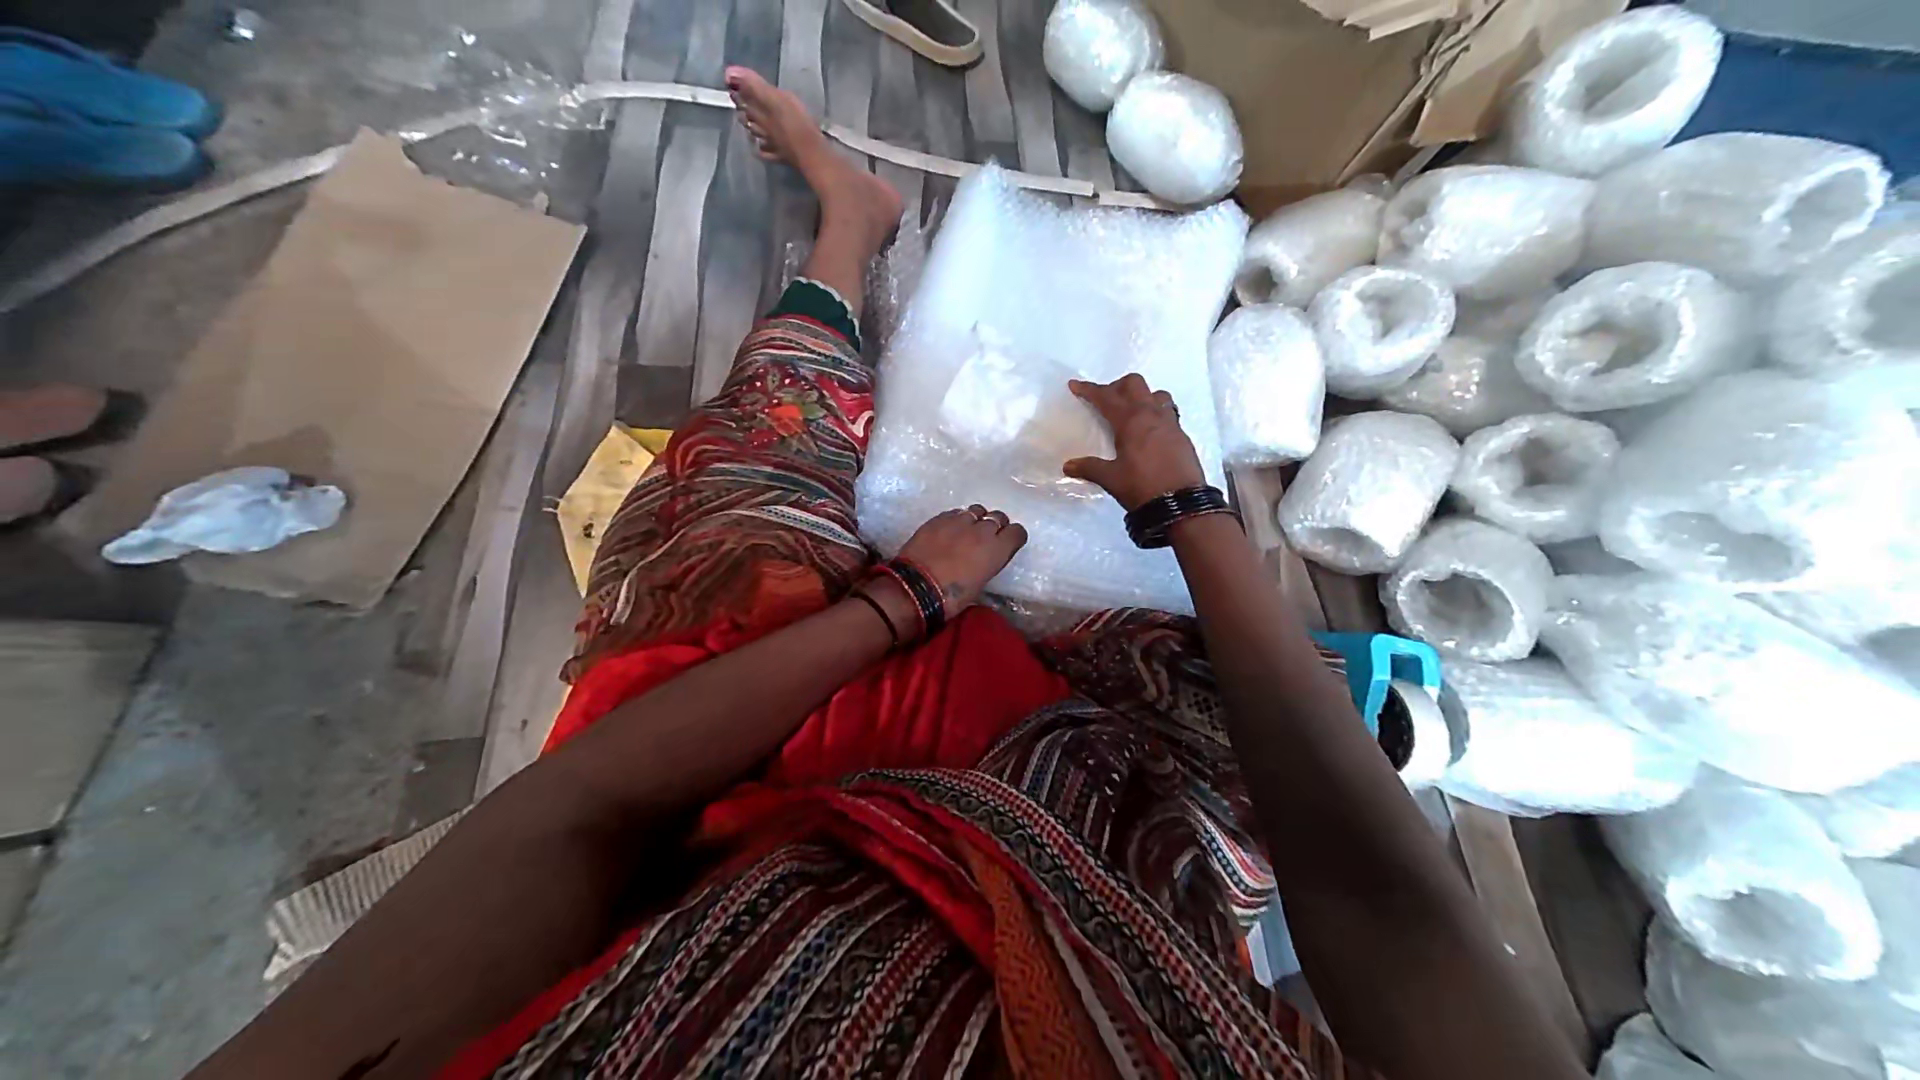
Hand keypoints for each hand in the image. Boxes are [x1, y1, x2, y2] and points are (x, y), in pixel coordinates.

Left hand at [894, 504, 1028, 615]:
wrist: (915, 588)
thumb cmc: (951, 597)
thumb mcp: (980, 583)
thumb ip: (989, 563)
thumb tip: (986, 558)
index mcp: (997, 549)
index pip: (1017, 532)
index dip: (1012, 537)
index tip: (1006, 544)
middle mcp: (982, 530)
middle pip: (998, 517)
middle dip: (995, 526)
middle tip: (986, 539)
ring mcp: (959, 521)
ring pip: (976, 510)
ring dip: (976, 519)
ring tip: (967, 532)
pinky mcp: (938, 518)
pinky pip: (955, 513)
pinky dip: (956, 520)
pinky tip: (949, 531)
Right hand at [1063, 374, 1206, 509]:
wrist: (1182, 504)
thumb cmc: (1143, 487)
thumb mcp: (1111, 479)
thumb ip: (1090, 468)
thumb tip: (1068, 465)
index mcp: (1131, 421)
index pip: (1106, 397)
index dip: (1089, 390)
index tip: (1075, 385)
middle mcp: (1152, 415)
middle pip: (1134, 384)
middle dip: (1116, 387)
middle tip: (1105, 402)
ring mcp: (1170, 423)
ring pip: (1155, 394)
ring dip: (1140, 397)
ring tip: (1130, 413)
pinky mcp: (1181, 435)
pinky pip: (1167, 412)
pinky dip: (1154, 413)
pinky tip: (1148, 432)